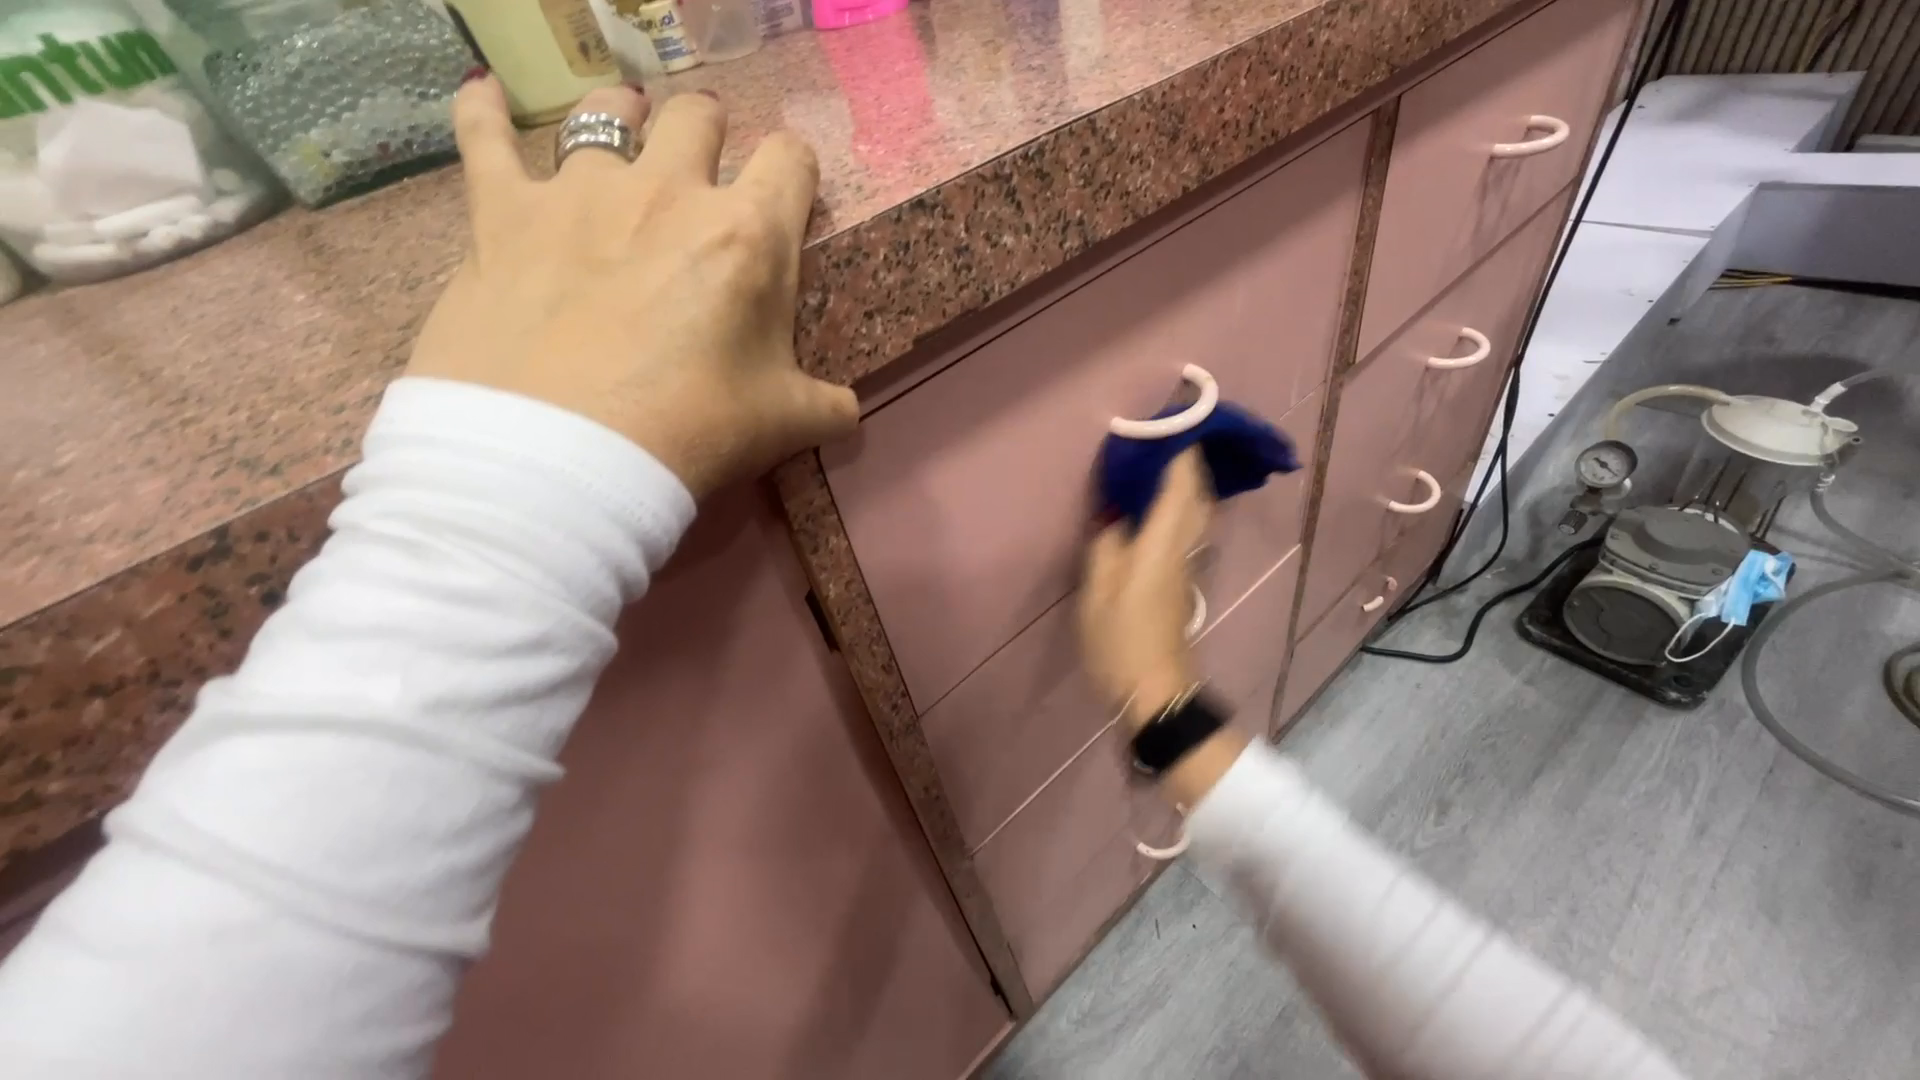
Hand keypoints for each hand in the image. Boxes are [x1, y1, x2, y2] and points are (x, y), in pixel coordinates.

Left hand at [406, 78, 857, 499]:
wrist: (565, 456)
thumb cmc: (693, 430)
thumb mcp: (784, 424)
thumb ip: (828, 406)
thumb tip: (849, 412)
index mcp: (747, 234)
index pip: (789, 160)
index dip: (793, 171)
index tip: (786, 195)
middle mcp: (669, 191)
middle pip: (698, 118)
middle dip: (709, 134)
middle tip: (702, 168)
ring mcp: (581, 192)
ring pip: (604, 114)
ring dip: (621, 118)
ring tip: (622, 130)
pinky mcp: (503, 211)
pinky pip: (485, 135)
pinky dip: (485, 113)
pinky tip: (485, 98)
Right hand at [1079, 449, 1213, 728]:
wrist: (1156, 692)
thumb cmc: (1121, 642)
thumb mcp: (1098, 593)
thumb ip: (1106, 547)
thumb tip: (1114, 514)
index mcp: (1161, 545)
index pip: (1180, 484)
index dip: (1180, 450)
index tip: (1170, 420)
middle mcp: (1181, 547)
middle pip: (1196, 494)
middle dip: (1189, 459)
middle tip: (1166, 433)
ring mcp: (1185, 564)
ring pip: (1195, 510)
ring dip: (1186, 480)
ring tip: (1160, 459)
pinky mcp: (1180, 579)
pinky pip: (1185, 527)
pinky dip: (1178, 504)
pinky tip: (1156, 503)